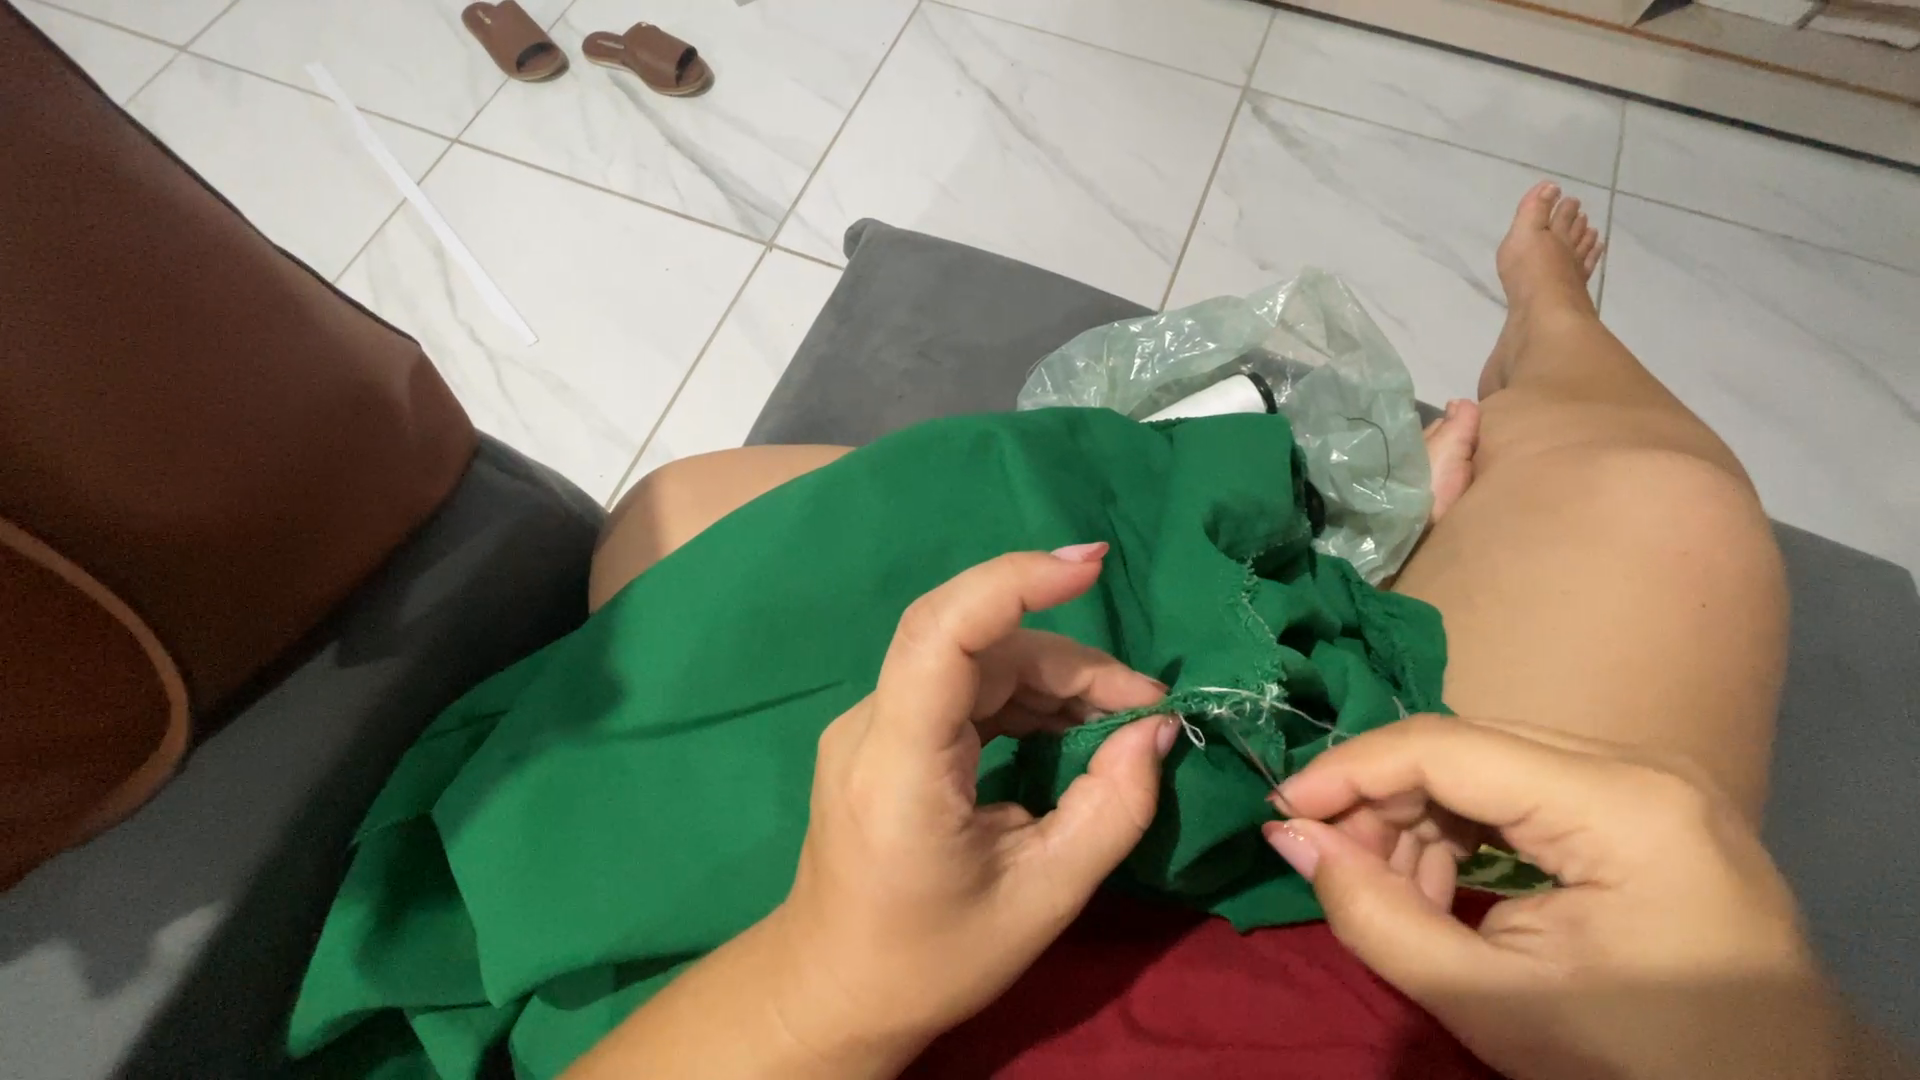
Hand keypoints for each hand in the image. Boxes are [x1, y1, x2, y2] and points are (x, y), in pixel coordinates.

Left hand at [770, 545, 1176, 1067]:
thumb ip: (1111, 808)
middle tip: (1148, 706)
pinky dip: (1026, 700)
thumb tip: (1158, 729)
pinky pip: (964, 689)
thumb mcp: (1042, 898)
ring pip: (976, 661)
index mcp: (898, 763)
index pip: (942, 633)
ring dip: (1056, 681)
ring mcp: (873, 722)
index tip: (1091, 565)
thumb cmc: (931, 958)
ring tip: (1122, 723)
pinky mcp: (886, 731)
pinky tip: (1070, 730)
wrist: (832, 988)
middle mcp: (873, 722)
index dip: (1013, 581)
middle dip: (1072, 662)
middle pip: (978, 645)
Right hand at [1264, 714, 1848, 1079]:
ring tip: (1392, 890)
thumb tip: (1286, 835)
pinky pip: (1510, 787)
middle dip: (1379, 803)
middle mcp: (1634, 765)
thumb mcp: (1492, 1004)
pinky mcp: (1635, 800)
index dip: (1346, 772)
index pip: (1441, 748)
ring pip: (1475, 763)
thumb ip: (1372, 915)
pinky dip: (1456, 829)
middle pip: (1456, 749)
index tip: (1281, 811)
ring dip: (1412, 818)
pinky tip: (1441, 883)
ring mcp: (1640, 778)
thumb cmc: (1642, 1067)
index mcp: (1620, 805)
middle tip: (1337, 867)